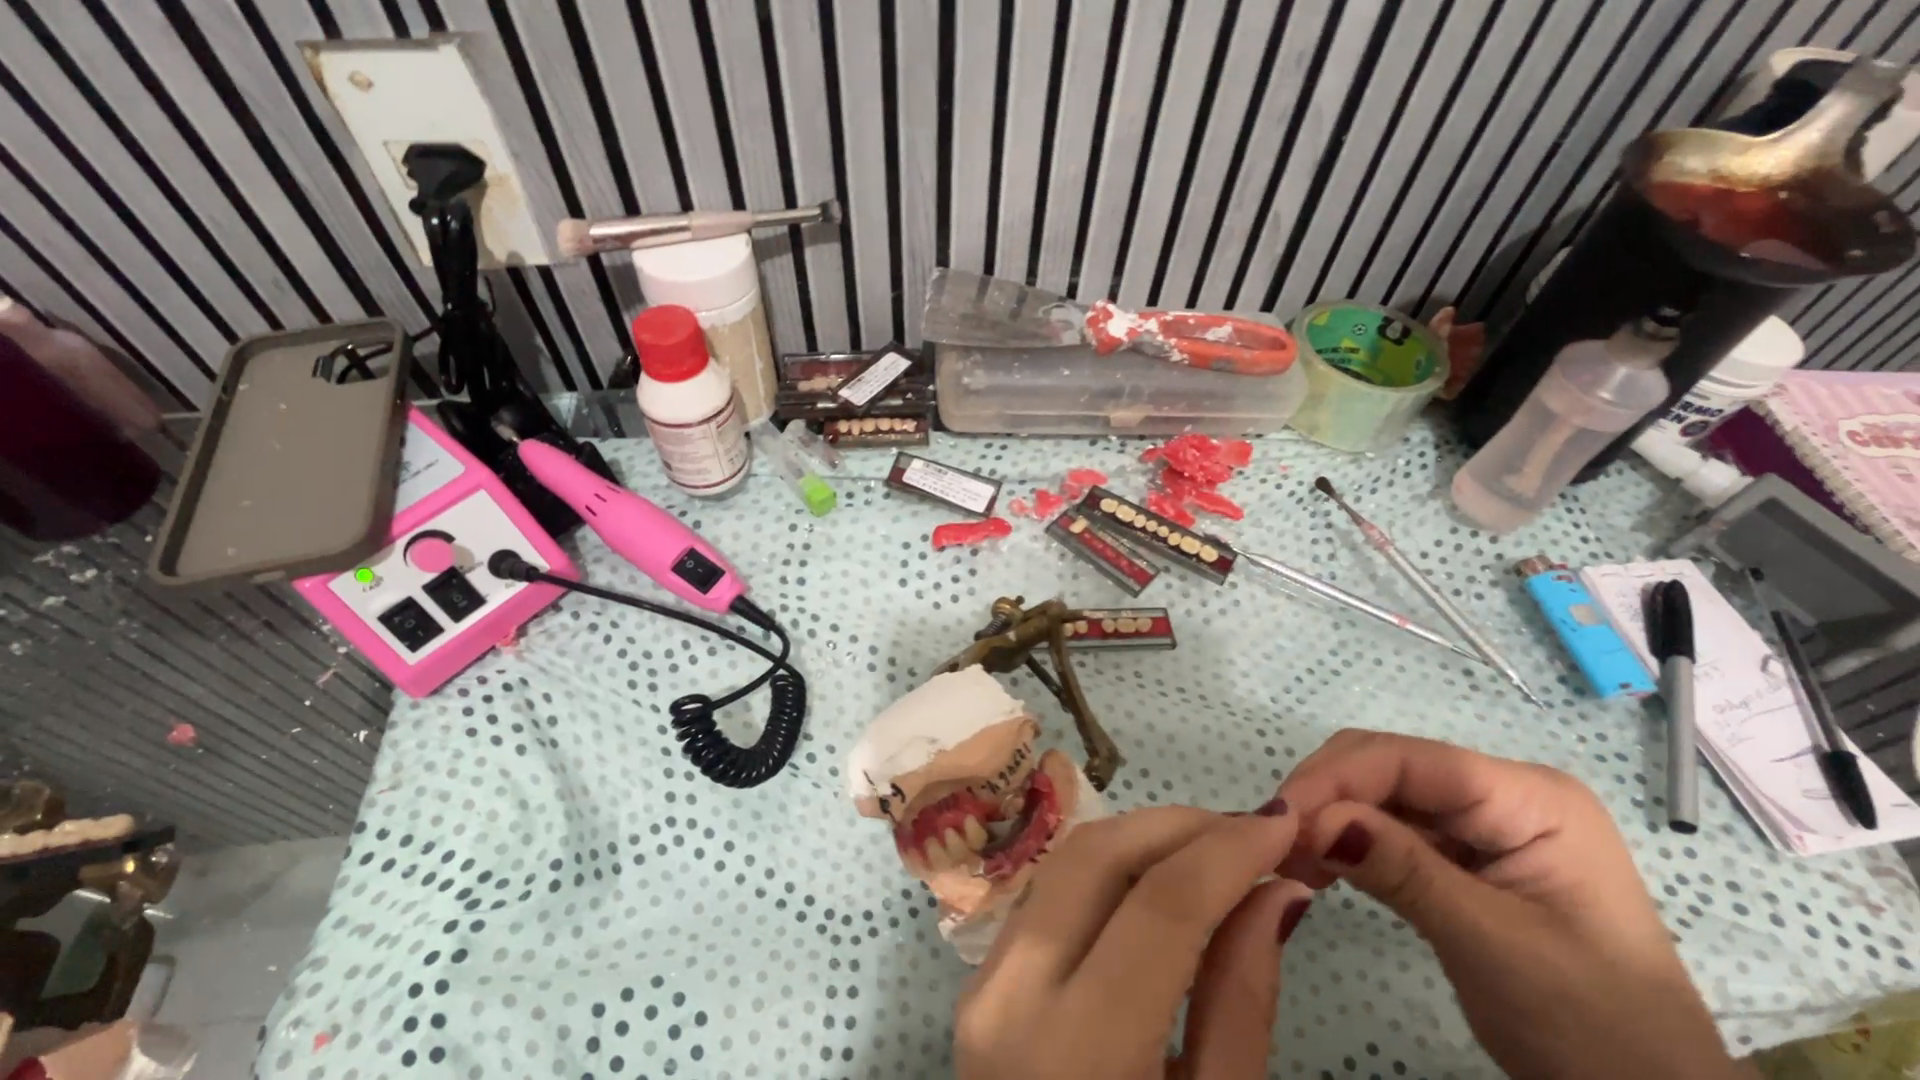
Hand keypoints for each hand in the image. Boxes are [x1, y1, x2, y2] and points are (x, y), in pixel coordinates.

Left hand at [955, 806, 1313, 1078]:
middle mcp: (1011, 994)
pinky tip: (1161, 884)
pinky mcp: (979, 982)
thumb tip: (1277, 890)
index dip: (1230, 850)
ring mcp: (982, 983)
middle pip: (1096, 857)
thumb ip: (1240, 997)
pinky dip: (1108, 872)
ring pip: (1064, 864)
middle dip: (1181, 826)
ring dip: (1143, 839)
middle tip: (1253, 833)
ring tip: (1217, 851)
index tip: (1287, 822)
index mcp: (1076, 1047)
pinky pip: (1047, 897)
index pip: (1160, 905)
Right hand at [1277, 730, 1751, 1079]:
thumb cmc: (1592, 1024)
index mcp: (1530, 797)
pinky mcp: (1467, 859)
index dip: (1335, 778)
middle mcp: (1504, 794)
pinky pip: (1393, 833)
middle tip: (1276, 848)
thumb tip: (1308, 819)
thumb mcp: (1492, 944)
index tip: (1277, 823)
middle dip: (1326, 796)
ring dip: (1330, 822)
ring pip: (1383, 798)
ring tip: (1289, 865)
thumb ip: (1402, 870)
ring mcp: (1486, 827)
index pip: (1409, 759)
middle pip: (1389, 767)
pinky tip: (1319, 872)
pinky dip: (1350, 847)